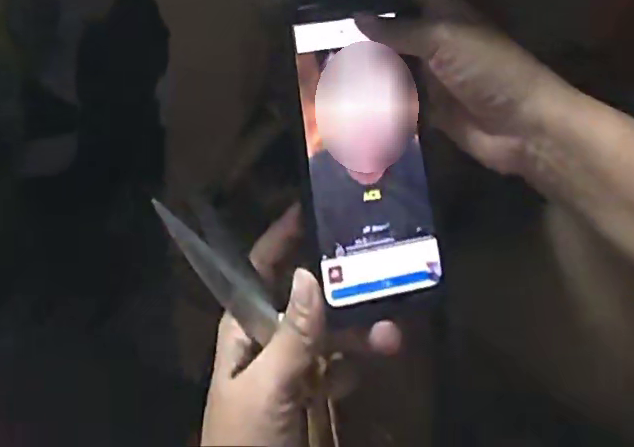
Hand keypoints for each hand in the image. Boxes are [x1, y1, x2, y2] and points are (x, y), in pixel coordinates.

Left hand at [200, 205, 400, 445]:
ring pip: (323, 338)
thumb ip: (292, 335)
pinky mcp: (303, 402)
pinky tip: (377, 359)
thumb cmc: (245, 439)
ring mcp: (285, 372)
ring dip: (354, 332)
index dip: (280, 238)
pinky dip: (353, 365)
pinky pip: (332, 372)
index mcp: (241, 327)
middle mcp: (263, 340)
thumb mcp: (267, 386)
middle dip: (335, 289)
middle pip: (300, 301)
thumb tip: (308, 273)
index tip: (307, 209)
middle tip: (373, 270)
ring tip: (392, 331)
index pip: (259, 268)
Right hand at [356, 0, 582, 177]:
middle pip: (397, 26)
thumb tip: (357, 17)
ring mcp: (435, 74)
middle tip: (333, 33)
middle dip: (369, 29)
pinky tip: (358, 98)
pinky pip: (400, 99)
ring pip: (394, 63)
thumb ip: (398, 29)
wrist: (528, 129)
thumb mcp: (443, 40)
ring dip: (371, 65)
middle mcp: (438, 40)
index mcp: (446, 14)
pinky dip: (381, 98)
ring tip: (339, 66)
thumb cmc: (490, 70)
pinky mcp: (432, 107)